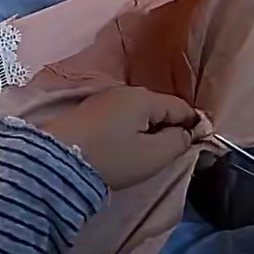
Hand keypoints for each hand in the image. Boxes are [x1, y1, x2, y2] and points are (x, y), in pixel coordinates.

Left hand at [41, 87, 199, 188]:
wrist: (57, 162)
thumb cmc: (111, 158)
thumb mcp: (153, 155)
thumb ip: (179, 141)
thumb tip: (188, 133)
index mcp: (145, 98)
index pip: (181, 107)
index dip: (194, 125)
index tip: (196, 145)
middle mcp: (127, 92)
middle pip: (160, 107)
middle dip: (169, 126)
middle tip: (169, 153)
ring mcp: (106, 100)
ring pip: (140, 113)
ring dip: (148, 129)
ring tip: (146, 152)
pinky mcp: (90, 112)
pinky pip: (122, 117)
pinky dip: (130, 130)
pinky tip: (124, 147)